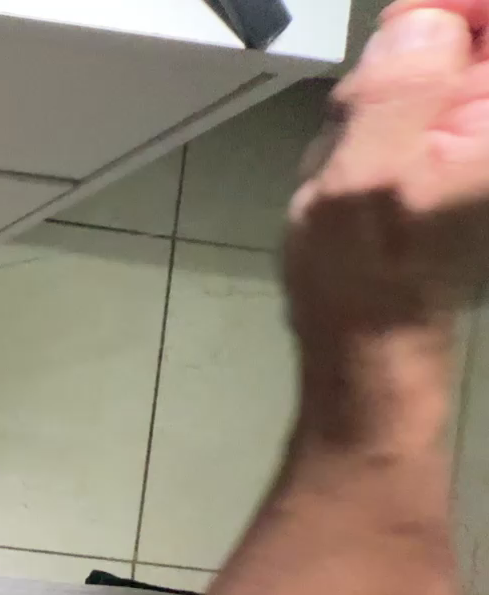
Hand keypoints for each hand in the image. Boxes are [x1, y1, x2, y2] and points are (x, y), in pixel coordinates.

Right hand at [286, 2, 488, 353]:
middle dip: (413, 61)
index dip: (455, 7)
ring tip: (353, 154)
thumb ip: (395, 90)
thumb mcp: (363, 178)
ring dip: (389, 99)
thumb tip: (417, 23)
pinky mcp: (469, 149)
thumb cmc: (364, 266)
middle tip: (358, 120)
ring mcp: (484, 137)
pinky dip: (389, 121)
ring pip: (445, 70)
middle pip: (475, 37)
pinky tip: (365, 161)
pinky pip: (431, 103)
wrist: (370, 328)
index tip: (401, 30)